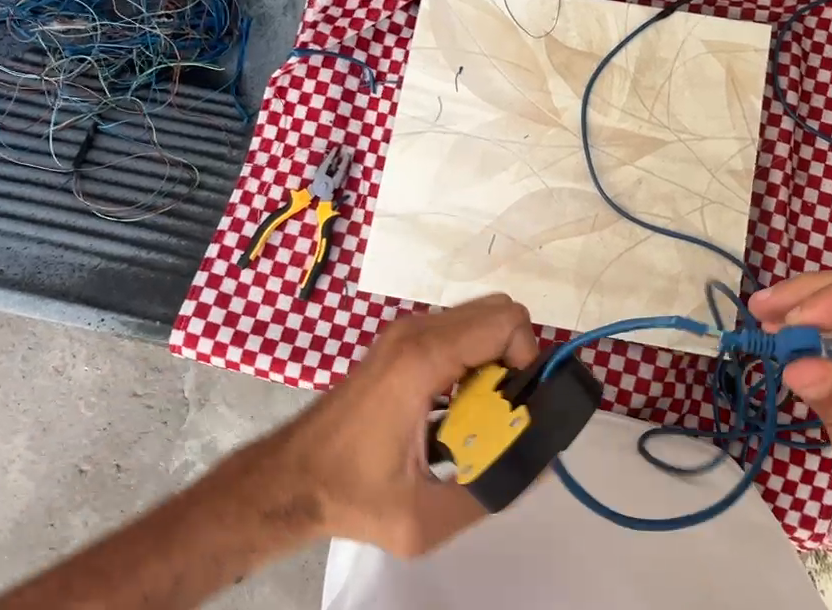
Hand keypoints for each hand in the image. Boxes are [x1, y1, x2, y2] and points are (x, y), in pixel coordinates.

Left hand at [267, 293, 538, 556]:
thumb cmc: (352, 495)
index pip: (507, 323)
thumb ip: (491, 492)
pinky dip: (474, 357)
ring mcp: (407, 330)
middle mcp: (417, 330)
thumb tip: (540, 466)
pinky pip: (460, 329)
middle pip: (499, 313)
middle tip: (500, 409)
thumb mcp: (424, 518)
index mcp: (424, 359)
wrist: (291, 479)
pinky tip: (456, 405)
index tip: (512, 408)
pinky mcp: (401, 339)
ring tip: (477, 412)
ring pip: (481, 318)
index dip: (526, 362)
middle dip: (515, 358)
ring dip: (495, 358)